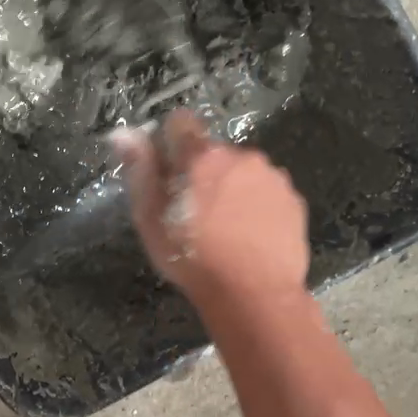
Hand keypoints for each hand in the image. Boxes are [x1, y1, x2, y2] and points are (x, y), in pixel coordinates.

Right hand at [112, 109, 308, 308]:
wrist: (253, 294)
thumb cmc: (191, 255)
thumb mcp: (149, 216)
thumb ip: (139, 169)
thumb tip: (123, 133)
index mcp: (201, 156)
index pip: (180, 122)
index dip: (168, 143)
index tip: (165, 171)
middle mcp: (241, 156)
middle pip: (211, 152)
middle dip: (200, 172)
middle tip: (191, 210)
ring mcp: (272, 177)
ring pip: (240, 171)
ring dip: (229, 187)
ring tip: (222, 227)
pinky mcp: (294, 200)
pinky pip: (265, 191)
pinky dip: (254, 204)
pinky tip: (246, 234)